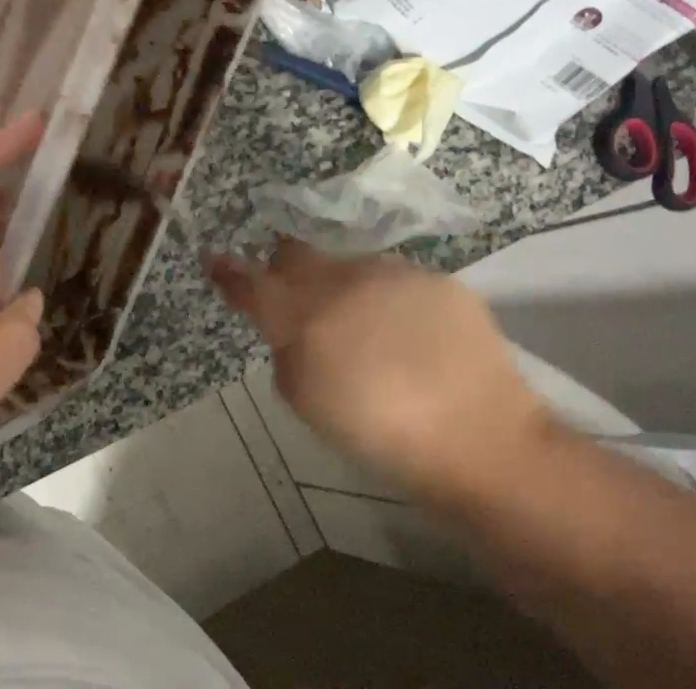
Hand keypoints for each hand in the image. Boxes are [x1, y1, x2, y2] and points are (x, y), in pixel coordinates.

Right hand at [206, 238, 552, 501]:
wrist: (481, 441)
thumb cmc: (376, 432)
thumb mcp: (305, 399)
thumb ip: (284, 350)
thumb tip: (287, 326)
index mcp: (301, 315)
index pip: (249, 281)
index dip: (227, 271)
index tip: (214, 261)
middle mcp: (342, 280)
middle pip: (295, 253)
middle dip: (284, 268)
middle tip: (295, 300)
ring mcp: (394, 275)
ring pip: (349, 265)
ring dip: (344, 288)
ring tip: (367, 330)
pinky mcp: (440, 281)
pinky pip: (397, 280)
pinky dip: (390, 301)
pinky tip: (409, 337)